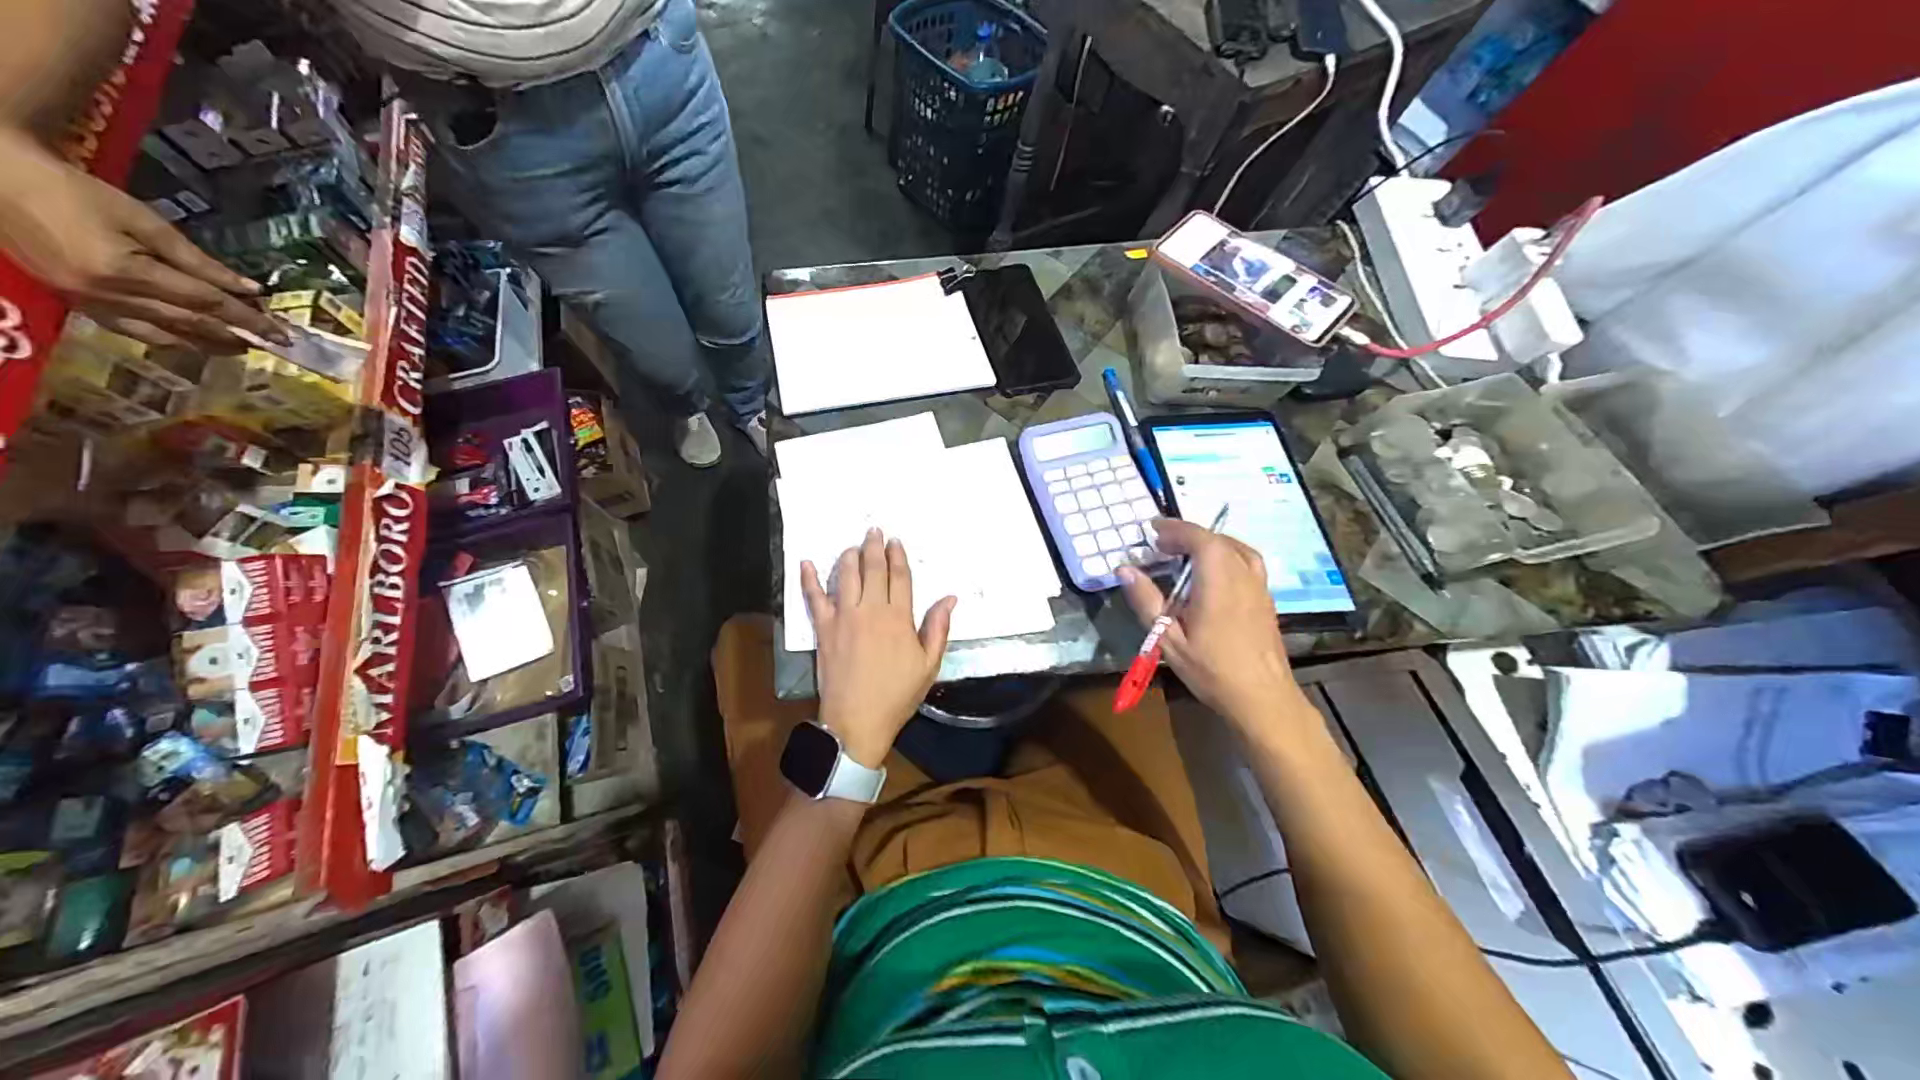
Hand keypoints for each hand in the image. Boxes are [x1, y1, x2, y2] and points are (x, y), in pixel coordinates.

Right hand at [0, 127, 287, 351]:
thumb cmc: (74, 191)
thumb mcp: (145, 222)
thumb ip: (199, 261)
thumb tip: (250, 289)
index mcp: (125, 272)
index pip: (206, 304)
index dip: (248, 320)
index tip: (282, 334)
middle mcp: (107, 295)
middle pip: (188, 323)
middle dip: (233, 335)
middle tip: (269, 344)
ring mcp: (86, 302)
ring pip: (161, 335)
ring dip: (204, 343)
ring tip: (239, 346)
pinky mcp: (73, 302)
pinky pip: (130, 330)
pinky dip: (167, 338)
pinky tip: (191, 340)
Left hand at [800, 529, 956, 767]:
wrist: (857, 720)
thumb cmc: (897, 695)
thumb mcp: (929, 665)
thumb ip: (938, 628)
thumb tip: (949, 598)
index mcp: (898, 617)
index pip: (899, 577)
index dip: (898, 556)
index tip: (896, 542)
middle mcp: (870, 609)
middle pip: (872, 569)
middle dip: (873, 547)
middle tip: (874, 531)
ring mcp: (843, 617)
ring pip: (845, 576)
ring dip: (849, 556)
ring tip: (853, 546)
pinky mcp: (823, 629)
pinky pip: (814, 598)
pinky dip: (809, 579)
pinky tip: (807, 563)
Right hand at [1117, 518, 1309, 730]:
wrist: (1262, 697)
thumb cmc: (1212, 669)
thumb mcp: (1168, 638)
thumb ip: (1146, 600)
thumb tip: (1124, 570)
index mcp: (1218, 580)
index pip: (1198, 538)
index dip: (1174, 529)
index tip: (1152, 530)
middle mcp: (1242, 574)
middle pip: (1217, 539)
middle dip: (1188, 535)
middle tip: (1161, 545)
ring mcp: (1259, 585)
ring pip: (1235, 548)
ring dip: (1209, 543)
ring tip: (1186, 553)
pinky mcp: (1266, 598)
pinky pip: (1246, 562)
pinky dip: (1226, 555)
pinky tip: (1213, 573)